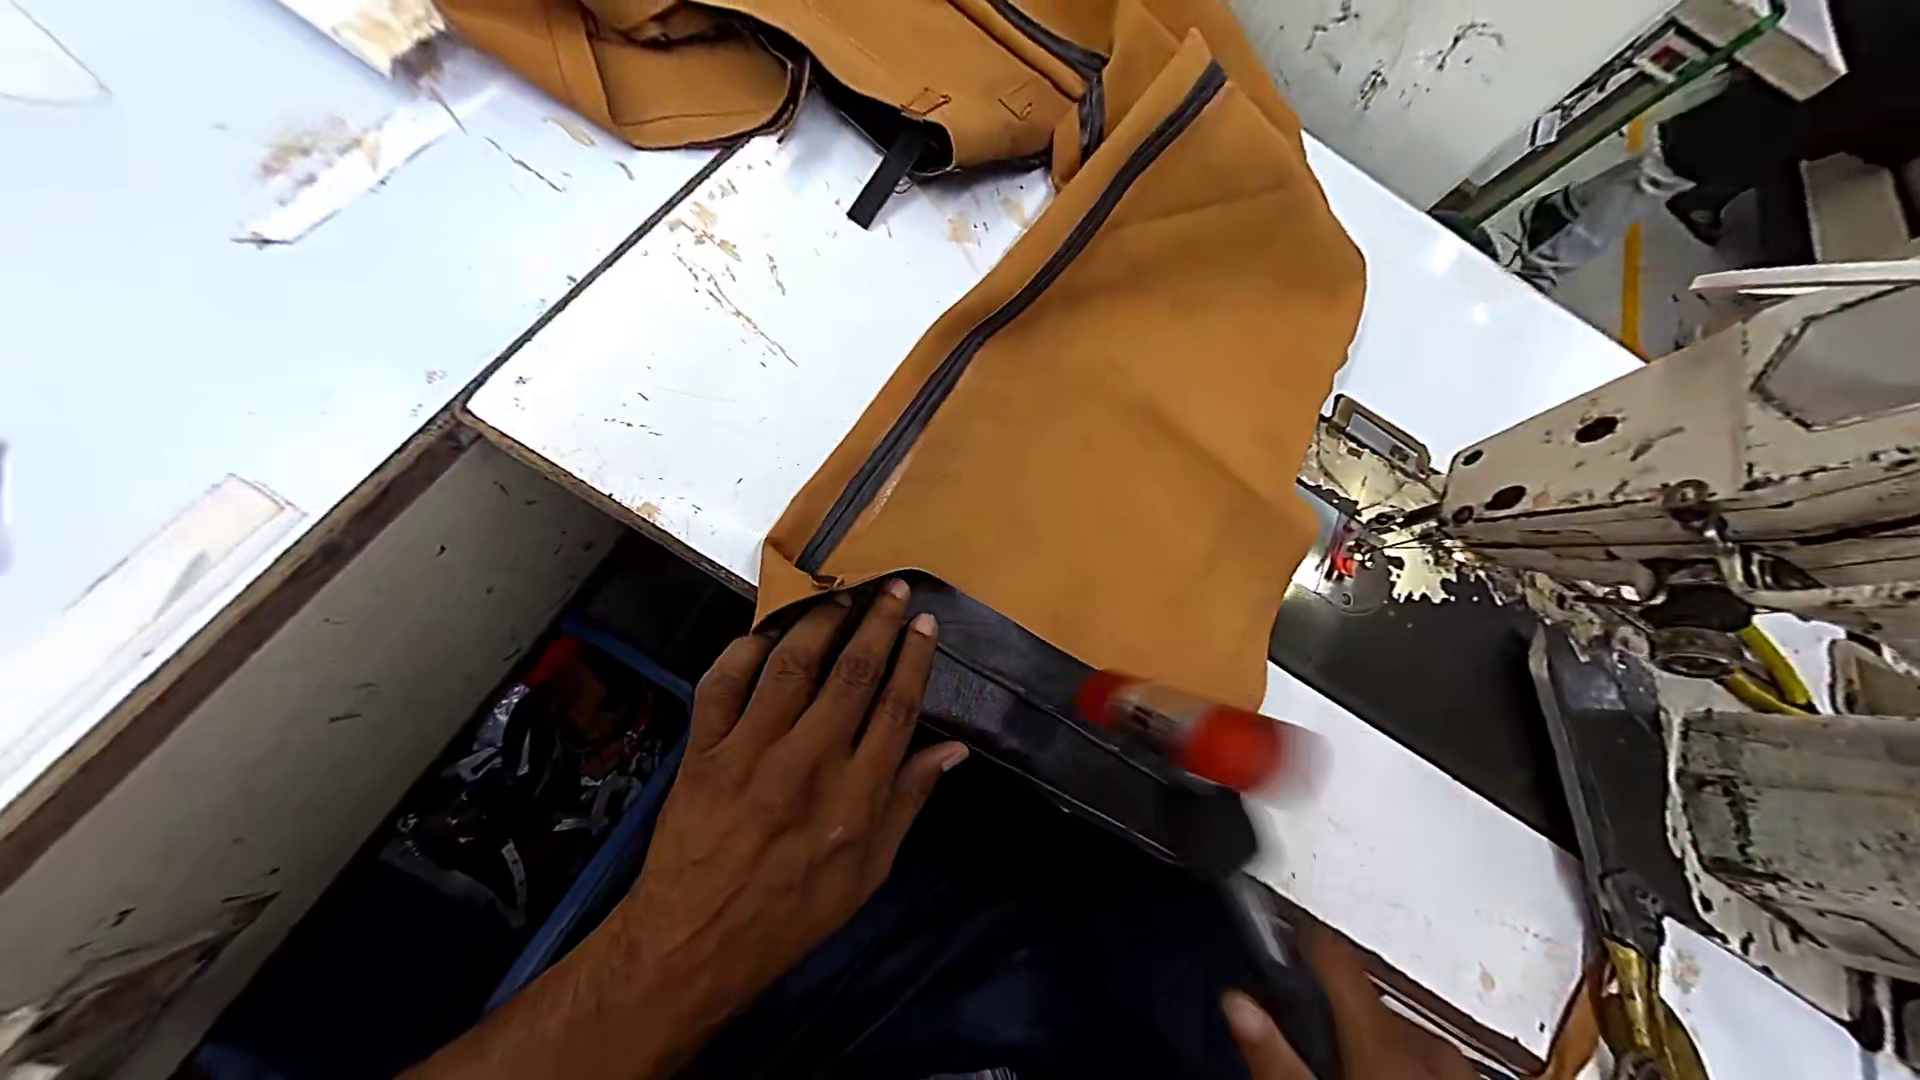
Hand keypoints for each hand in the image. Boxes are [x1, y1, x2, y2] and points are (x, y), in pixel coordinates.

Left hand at [410, 579, 964, 1078]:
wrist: (694, 945)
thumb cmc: (793, 912)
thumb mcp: (869, 873)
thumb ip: (910, 802)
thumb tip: (955, 748)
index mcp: (855, 797)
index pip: (896, 708)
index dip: (914, 658)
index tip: (924, 623)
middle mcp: (807, 764)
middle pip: (852, 675)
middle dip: (877, 623)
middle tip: (890, 586)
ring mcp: (750, 753)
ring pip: (791, 668)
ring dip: (819, 623)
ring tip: (839, 596)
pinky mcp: (703, 752)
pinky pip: (722, 685)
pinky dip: (742, 650)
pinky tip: (764, 631)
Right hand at [1224, 927, 1475, 1079]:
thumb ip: (1273, 1049)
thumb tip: (1234, 1000)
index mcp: (1380, 1033)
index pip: (1329, 948)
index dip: (1296, 939)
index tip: (1274, 944)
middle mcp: (1423, 1040)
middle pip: (1357, 991)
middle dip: (1327, 1003)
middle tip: (1299, 1030)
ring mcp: (1455, 1067)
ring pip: (1394, 1026)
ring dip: (1364, 1034)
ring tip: (1341, 1061)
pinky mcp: (1463, 1079)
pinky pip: (1426, 1055)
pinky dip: (1399, 1059)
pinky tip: (1381, 1074)